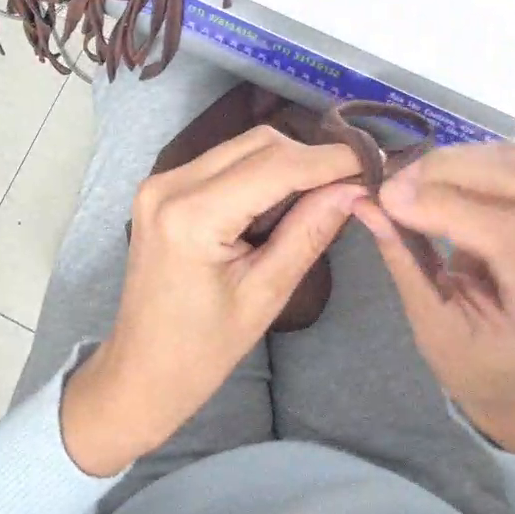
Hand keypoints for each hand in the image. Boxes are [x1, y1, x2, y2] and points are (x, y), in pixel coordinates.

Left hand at [61, 126, 365, 475]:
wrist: (140, 370)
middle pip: (258, 144)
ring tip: (325, 191)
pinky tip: (284, 198)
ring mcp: (161, 180)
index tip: (374, 161)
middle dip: (310, 157)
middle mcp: (170, 183)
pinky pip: (224, 160)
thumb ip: (309, 233)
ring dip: (287, 161)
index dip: (328, 159)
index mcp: (191, 215)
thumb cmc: (203, 350)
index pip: (275, 165)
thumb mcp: (266, 295)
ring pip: (242, 146)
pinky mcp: (163, 186)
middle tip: (353, 182)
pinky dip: (260, 170)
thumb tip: (356, 188)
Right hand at [353, 140, 514, 453]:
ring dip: (460, 160)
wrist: (511, 376)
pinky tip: (441, 173)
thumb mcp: (429, 326)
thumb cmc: (469, 362)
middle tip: (395, 180)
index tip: (388, 196)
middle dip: (451, 170)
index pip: (506, 236)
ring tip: (413, 176)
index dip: (444, 205)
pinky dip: (475, 159)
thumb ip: (402, 260)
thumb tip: (363, 201)